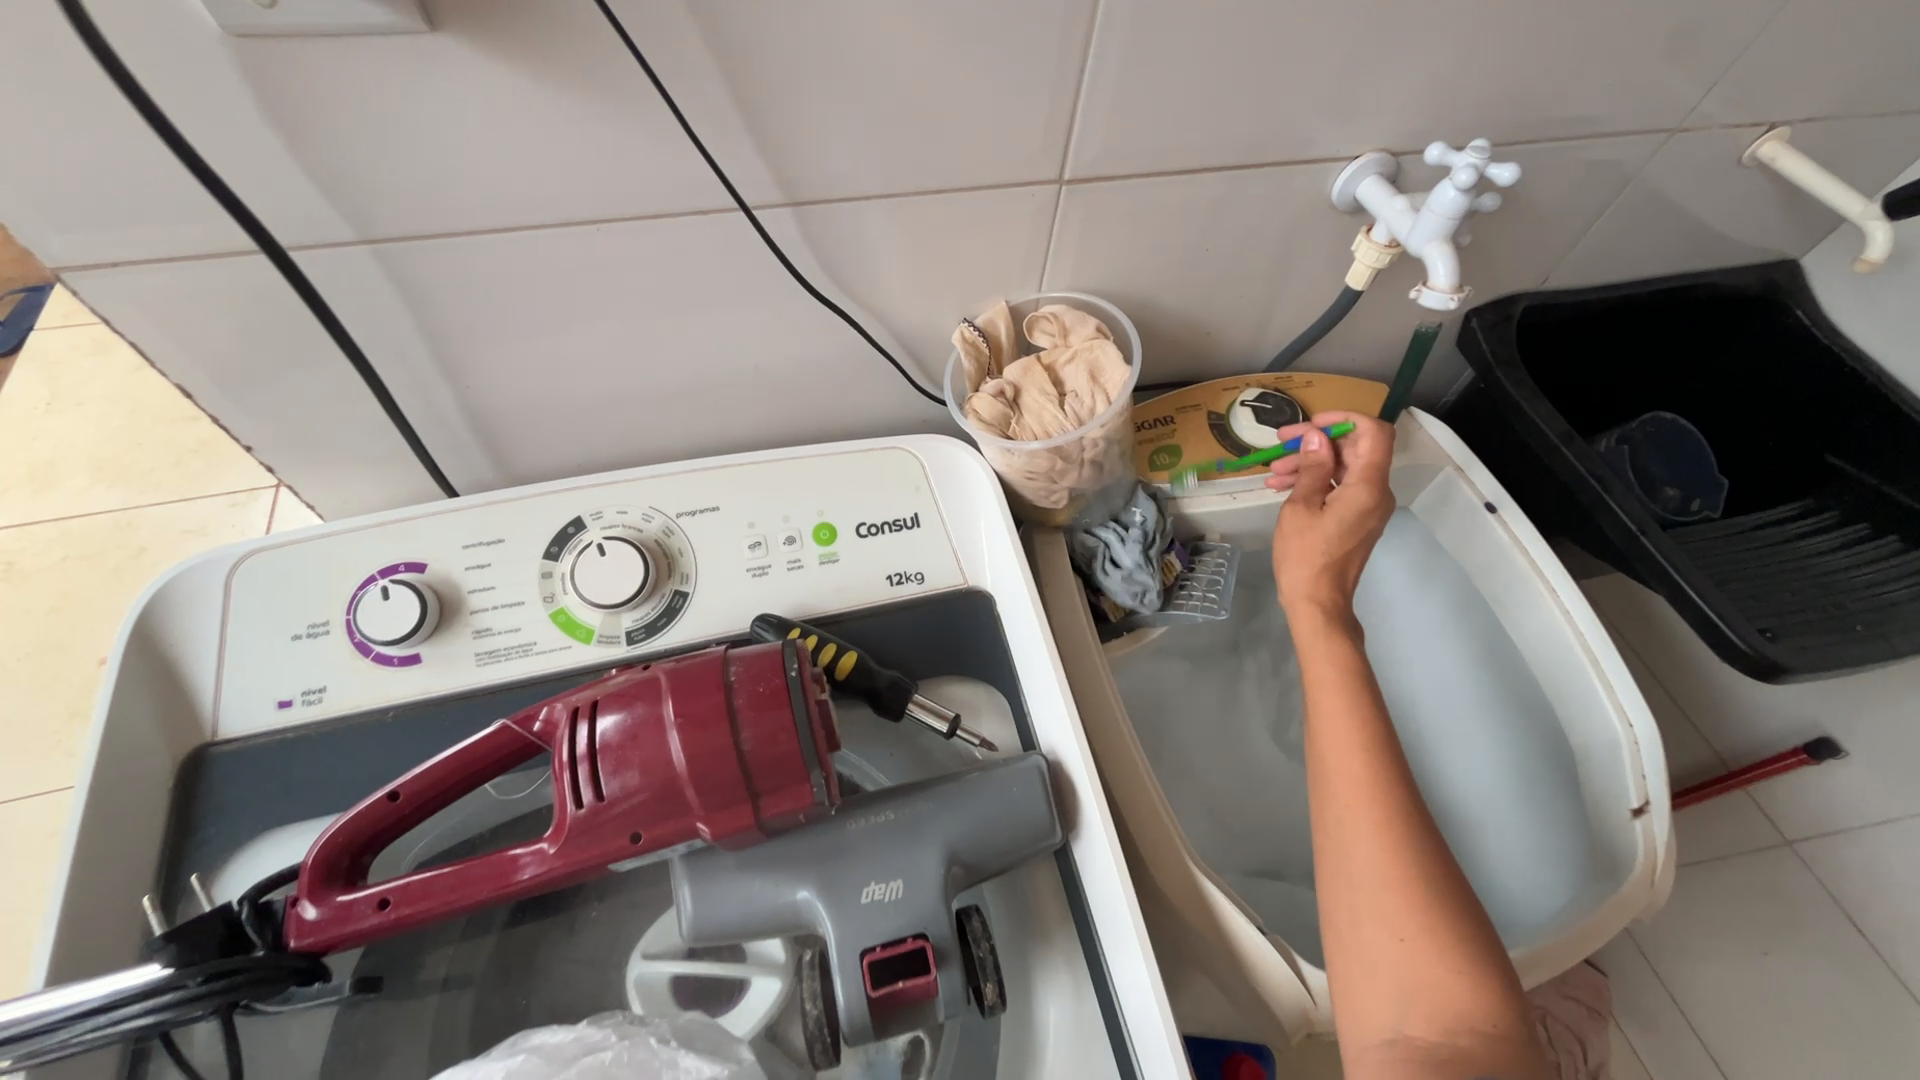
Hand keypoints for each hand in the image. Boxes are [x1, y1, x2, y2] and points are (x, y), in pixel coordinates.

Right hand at [1268, 411, 1395, 619]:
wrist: (1317, 602)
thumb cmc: (1305, 556)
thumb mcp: (1301, 507)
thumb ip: (1313, 468)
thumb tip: (1317, 438)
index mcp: (1368, 486)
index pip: (1373, 433)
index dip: (1344, 420)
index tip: (1310, 424)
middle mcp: (1377, 493)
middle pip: (1355, 449)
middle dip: (1317, 442)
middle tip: (1280, 444)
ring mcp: (1368, 507)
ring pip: (1343, 468)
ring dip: (1310, 464)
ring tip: (1273, 472)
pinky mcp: (1357, 519)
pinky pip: (1340, 488)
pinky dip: (1315, 482)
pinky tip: (1282, 486)